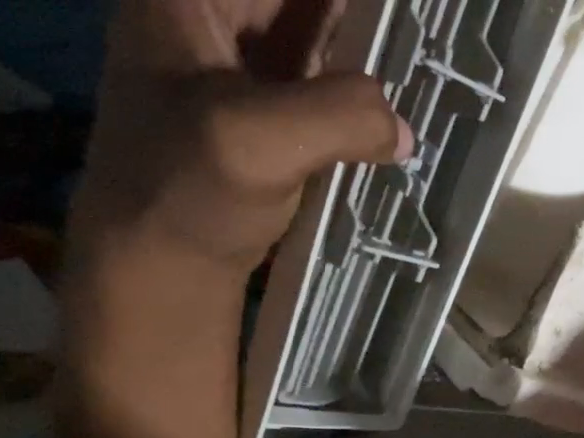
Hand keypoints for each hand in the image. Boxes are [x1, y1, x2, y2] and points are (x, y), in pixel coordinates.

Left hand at [69, 0, 412, 279]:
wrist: (158, 266)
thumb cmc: (187, 193)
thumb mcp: (260, 142)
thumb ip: (340, 113)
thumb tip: (402, 127)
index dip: (354, 7)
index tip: (403, 26)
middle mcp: (212, 16)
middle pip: (309, 7)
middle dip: (366, 25)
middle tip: (425, 52)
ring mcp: (240, 67)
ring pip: (322, 39)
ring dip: (367, 61)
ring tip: (422, 82)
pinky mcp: (266, 113)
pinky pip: (325, 86)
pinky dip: (359, 100)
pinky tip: (393, 124)